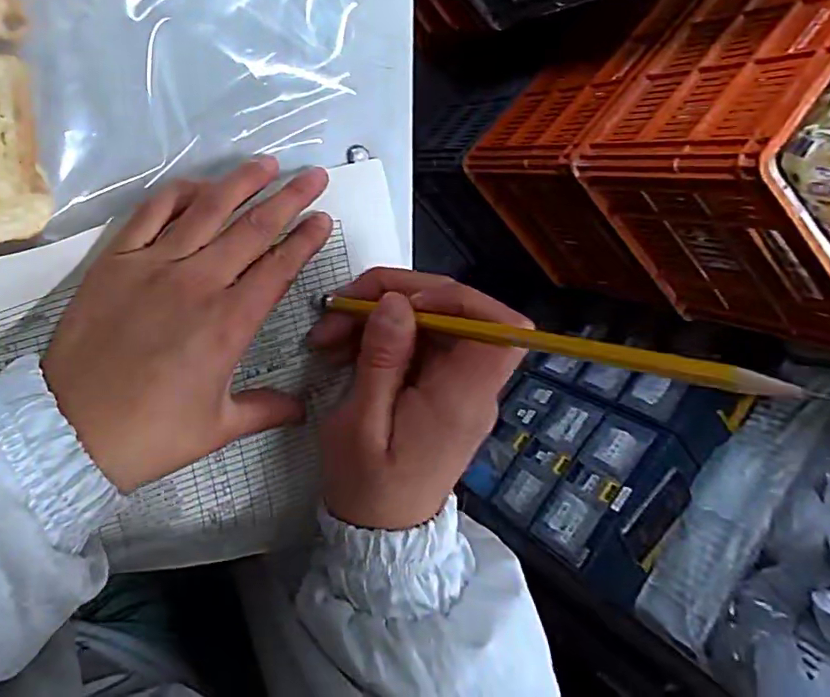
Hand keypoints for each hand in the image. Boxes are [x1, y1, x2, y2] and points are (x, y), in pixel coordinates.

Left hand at [43, 157, 333, 492]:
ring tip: (266, 163)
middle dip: (289, 197)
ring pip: (207, 209)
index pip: (278, 266)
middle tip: (313, 175)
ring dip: (241, 182)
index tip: (323, 217)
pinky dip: (179, 192)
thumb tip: (301, 407)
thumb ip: (264, 410)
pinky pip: (152, 212)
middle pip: (253, 228)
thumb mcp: (215, 428)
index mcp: (229, 323)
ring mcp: (154, 264)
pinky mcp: (117, 258)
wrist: (70, 429)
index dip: (305, 239)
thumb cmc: (148, 433)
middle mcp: (198, 282)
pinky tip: (199, 185)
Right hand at [311, 269, 530, 529]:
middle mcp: (470, 385)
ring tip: (328, 334)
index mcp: (462, 398)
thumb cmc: (366, 486)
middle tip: (340, 308)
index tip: (404, 302)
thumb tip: (396, 301)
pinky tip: (342, 347)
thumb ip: (382, 360)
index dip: (459, 299)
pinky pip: (417, 339)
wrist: (377, 533)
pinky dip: (379, 332)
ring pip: (429, 318)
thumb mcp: (360, 423)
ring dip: (377, 313)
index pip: (502, 330)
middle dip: (394, 295)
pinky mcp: (437, 384)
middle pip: (456, 310)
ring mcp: (455, 383)